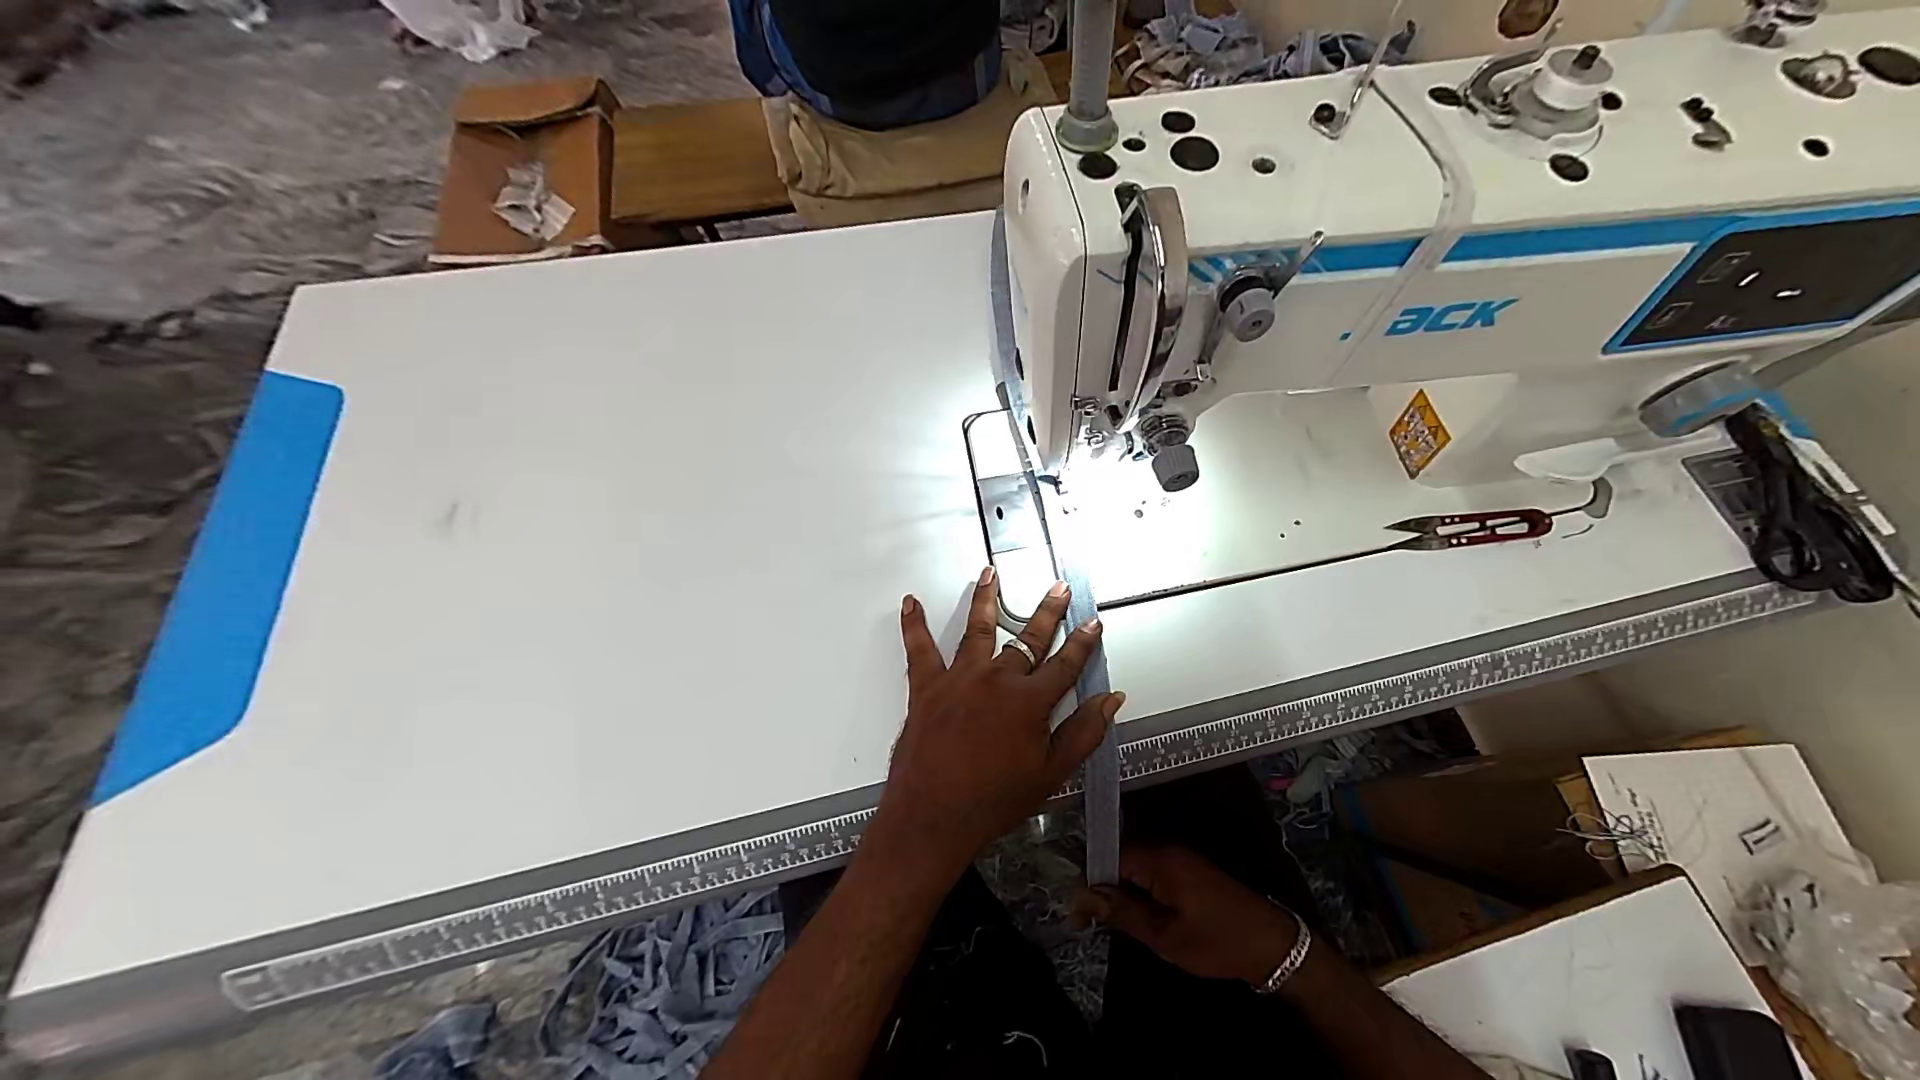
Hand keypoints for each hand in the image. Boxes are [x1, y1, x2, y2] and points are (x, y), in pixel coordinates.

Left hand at [872, 566, 1123, 879]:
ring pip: (977, 629)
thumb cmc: (990, 800)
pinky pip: (919, 648)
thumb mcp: (1050, 773)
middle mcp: (995, 680)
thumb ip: (1084, 733)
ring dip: (986, 599)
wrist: (933, 816)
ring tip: (990, 575)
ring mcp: (959, 679)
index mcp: (1028, 702)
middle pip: (1028, 638)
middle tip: (1058, 590)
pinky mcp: (927, 686)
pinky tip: (911, 604)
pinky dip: (914, 625)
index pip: (1066, 663)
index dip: (1083, 643)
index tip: (1091, 624)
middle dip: (1047, 611)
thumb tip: (1109, 702)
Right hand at [1075, 844, 1299, 984]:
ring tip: (1105, 922)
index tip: (1076, 916)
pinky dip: (1136, 890)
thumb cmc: (1218, 942)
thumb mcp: (1165, 936)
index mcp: (1159, 858)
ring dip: (1118, 891)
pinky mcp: (1188, 870)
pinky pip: (1150, 872)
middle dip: (1100, 888)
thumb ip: (1122, 913)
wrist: (1275, 946)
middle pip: (1118, 859)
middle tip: (1086, 924)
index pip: (1108, 858)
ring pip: (1134, 867)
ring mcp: (1179, 857)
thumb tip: (1082, 898)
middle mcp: (1166, 848)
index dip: (1088, 885)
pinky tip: (1131, 914)